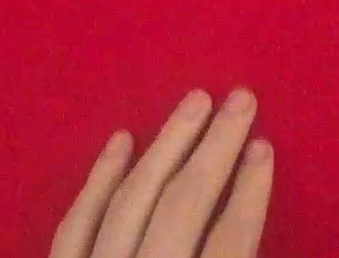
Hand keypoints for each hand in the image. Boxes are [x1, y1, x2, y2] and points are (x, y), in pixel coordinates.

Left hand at [50, 89, 273, 257]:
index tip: (264, 144)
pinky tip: (121, 139)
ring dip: (165, 145)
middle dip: (216, 148)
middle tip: (242, 96)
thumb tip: (243, 203)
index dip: (251, 193)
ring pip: (129, 202)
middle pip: (182, 207)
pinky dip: (99, 180)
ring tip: (196, 100)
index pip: (229, 243)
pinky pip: (74, 225)